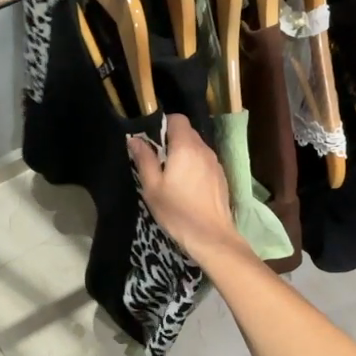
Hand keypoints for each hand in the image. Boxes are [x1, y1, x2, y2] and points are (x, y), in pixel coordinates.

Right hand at [129, 114, 248, 264]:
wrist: (211, 236)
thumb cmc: (177, 212)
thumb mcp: (153, 187)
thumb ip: (144, 159)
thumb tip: (135, 139)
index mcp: (186, 147)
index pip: (177, 119)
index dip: (163, 124)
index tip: (152, 140)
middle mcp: (204, 149)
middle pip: (188, 132)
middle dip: (171, 139)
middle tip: (157, 159)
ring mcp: (215, 163)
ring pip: (197, 147)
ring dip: (183, 153)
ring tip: (171, 173)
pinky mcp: (221, 176)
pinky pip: (205, 161)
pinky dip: (194, 164)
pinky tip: (187, 184)